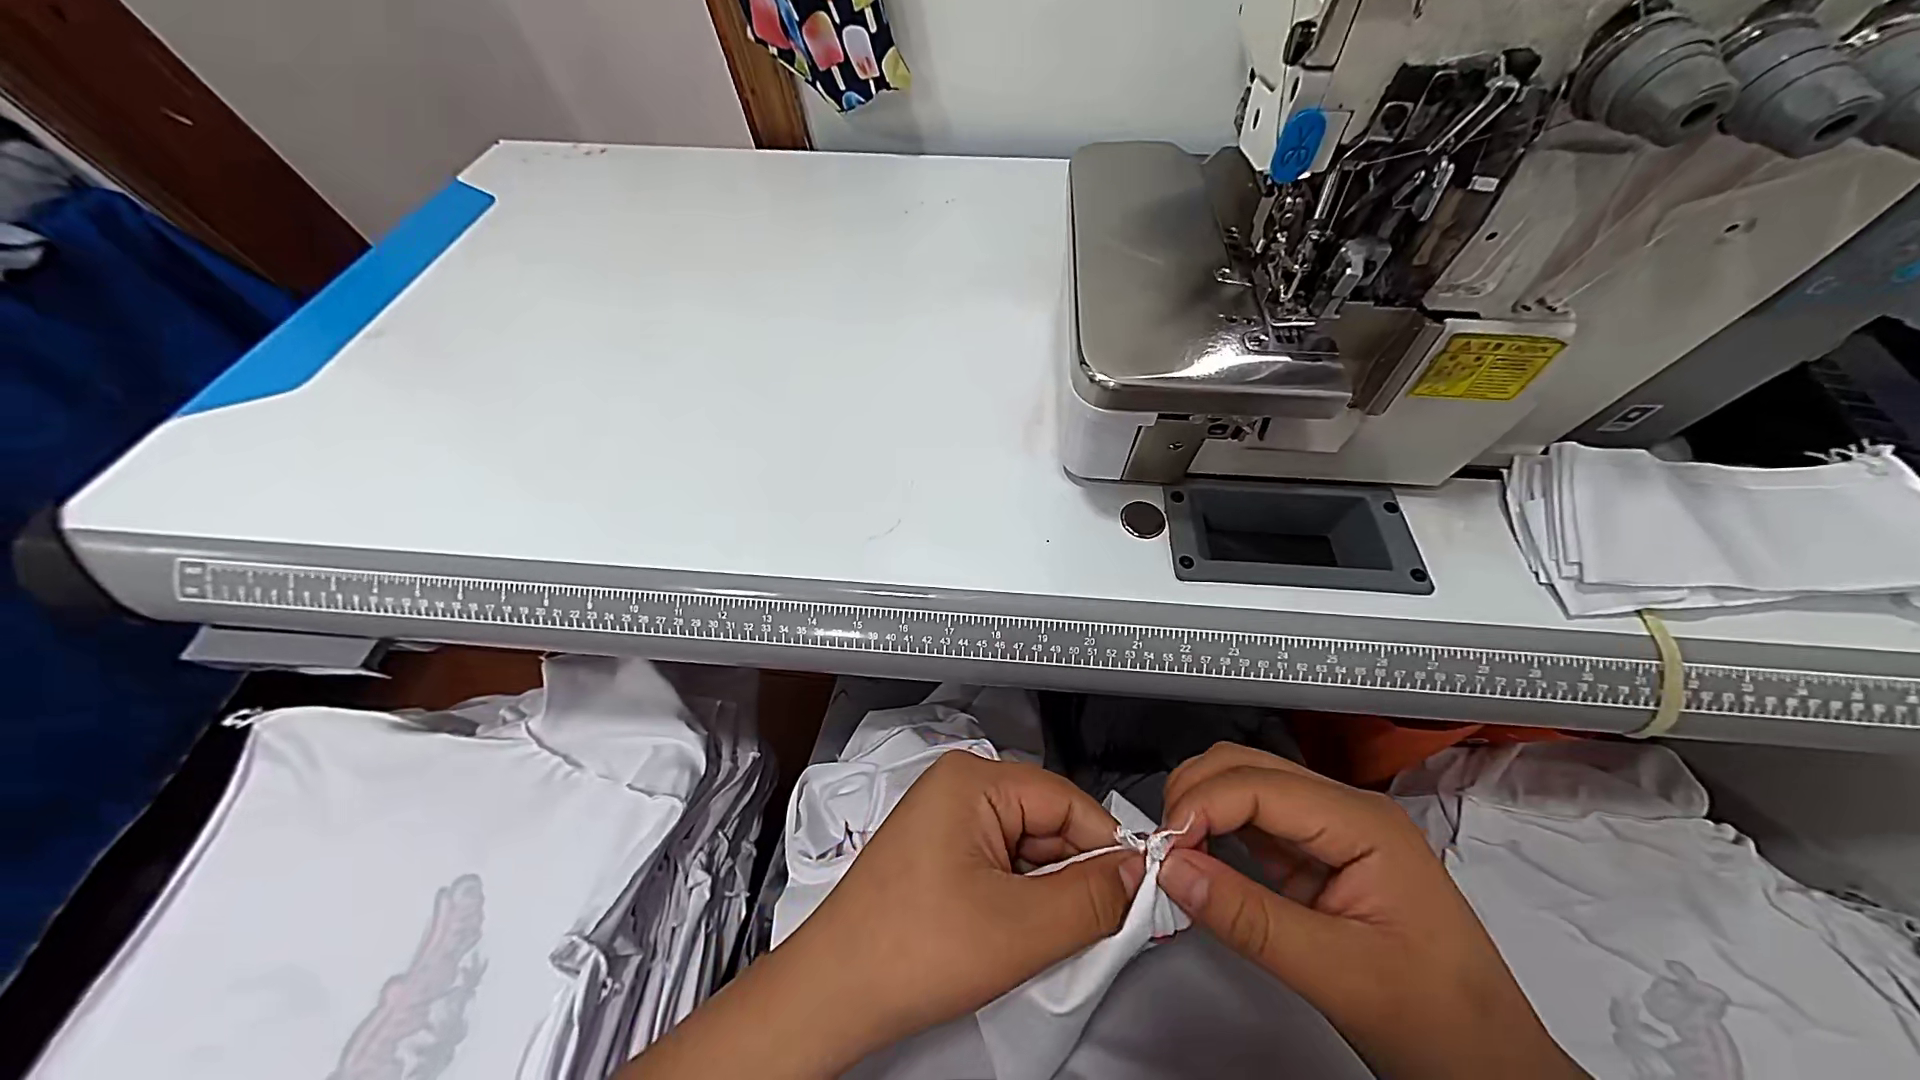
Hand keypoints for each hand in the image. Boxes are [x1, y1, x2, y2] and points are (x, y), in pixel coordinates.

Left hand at [621, 751, 1139, 1079]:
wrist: (833, 994)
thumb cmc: (901, 950)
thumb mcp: (1021, 928)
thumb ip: (1093, 898)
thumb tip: (1134, 874)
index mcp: (973, 781)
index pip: (1069, 800)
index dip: (1109, 847)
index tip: (1139, 888)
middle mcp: (959, 789)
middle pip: (1049, 823)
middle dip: (1077, 877)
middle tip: (1097, 926)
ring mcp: (948, 821)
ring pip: (1029, 850)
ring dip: (1048, 894)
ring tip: (1043, 938)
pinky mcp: (943, 853)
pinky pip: (1003, 865)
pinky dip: (1022, 900)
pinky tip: (1017, 936)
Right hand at [1157, 743, 1587, 1079]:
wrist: (1489, 1064)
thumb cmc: (1449, 1023)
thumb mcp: (1342, 976)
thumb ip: (1249, 919)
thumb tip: (1177, 871)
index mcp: (1366, 825)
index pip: (1259, 785)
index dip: (1201, 807)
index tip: (1164, 848)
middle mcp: (1345, 813)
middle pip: (1243, 768)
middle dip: (1192, 798)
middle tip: (1162, 850)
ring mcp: (1327, 831)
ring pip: (1239, 788)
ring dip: (1197, 813)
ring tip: (1174, 859)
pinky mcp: (1312, 855)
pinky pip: (1246, 825)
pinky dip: (1211, 836)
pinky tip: (1198, 864)